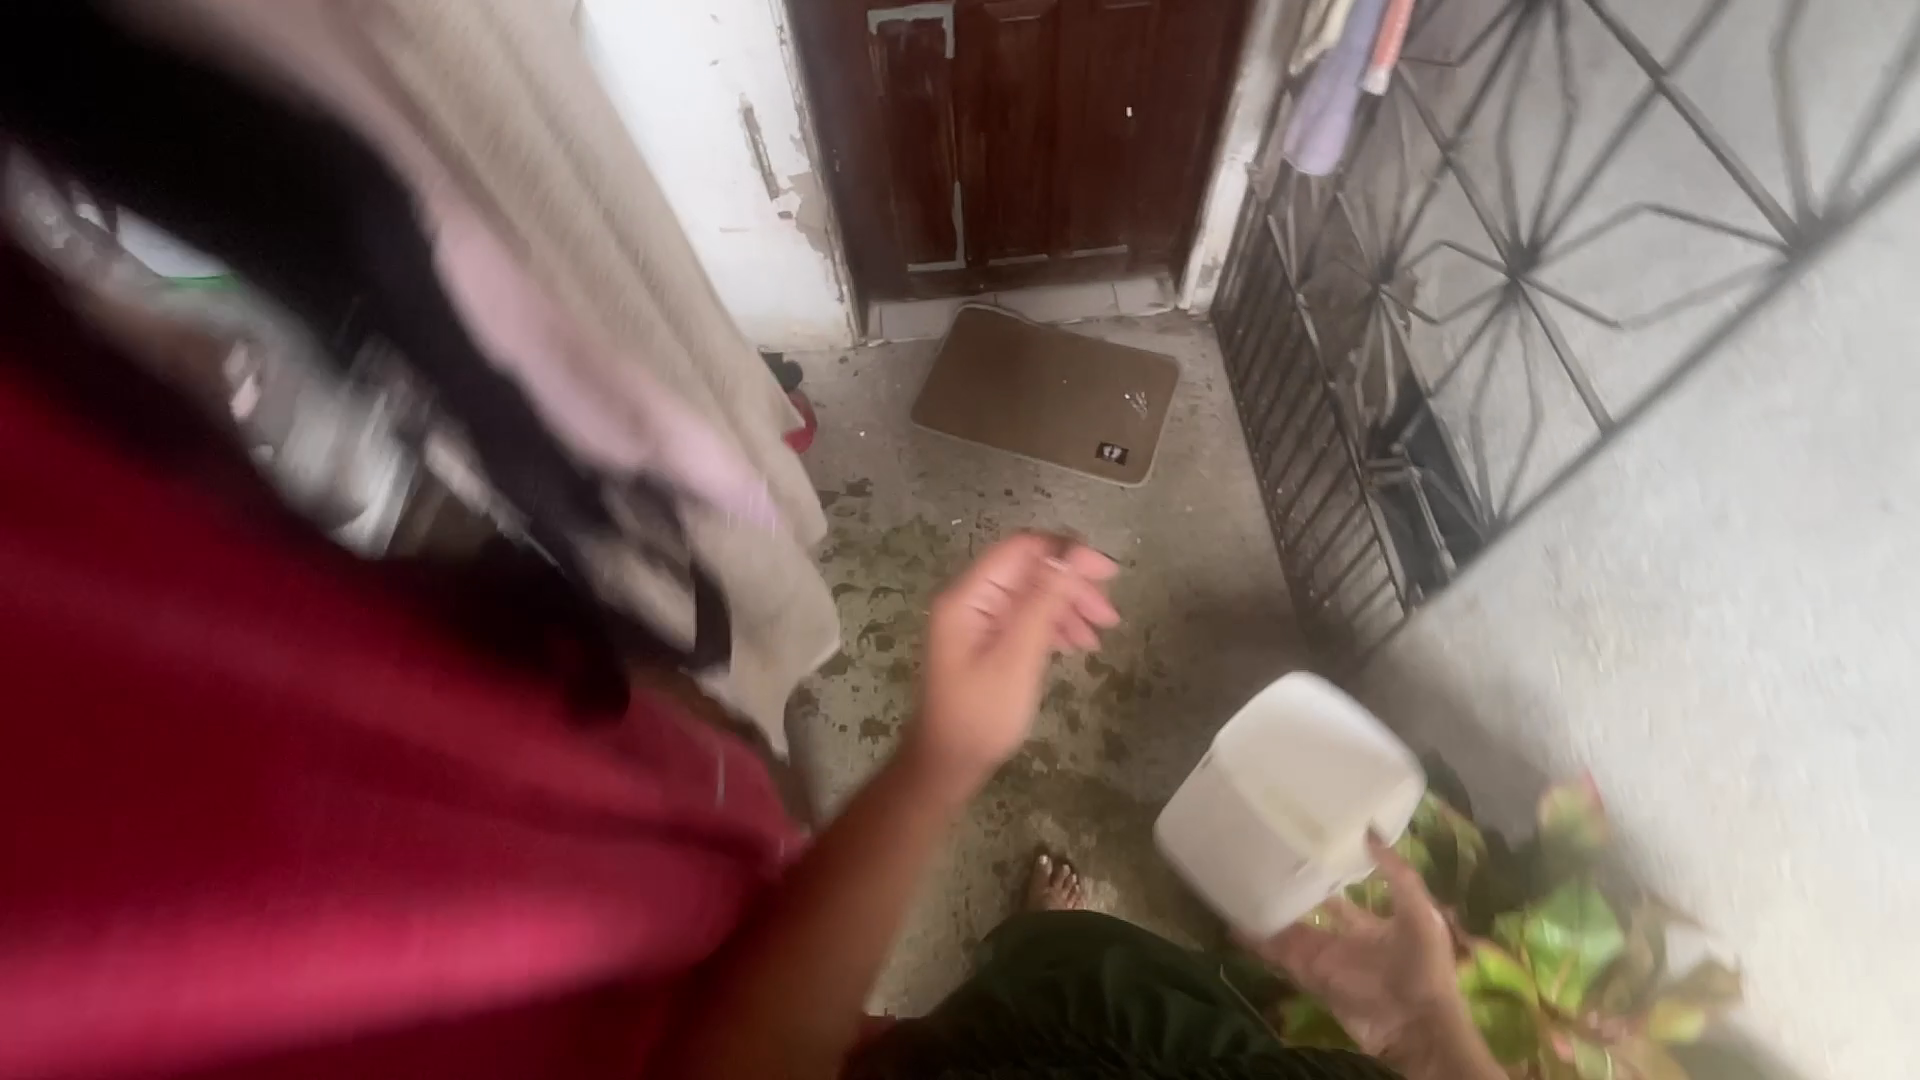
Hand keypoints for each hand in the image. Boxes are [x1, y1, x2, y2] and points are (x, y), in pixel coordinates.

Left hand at [908, 533, 1118, 783]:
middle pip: (1030, 570)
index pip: (1022, 549)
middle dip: (1072, 585)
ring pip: (1032, 594)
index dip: (1067, 553)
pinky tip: (1077, 646)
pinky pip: (1025, 617)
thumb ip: (1043, 602)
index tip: (1108, 575)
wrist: (949, 763)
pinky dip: (1053, 625)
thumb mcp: (1018, 657)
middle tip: (1109, 615)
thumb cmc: (982, 715)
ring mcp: (978, 619)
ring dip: (1068, 607)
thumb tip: (1071, 553)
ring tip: (1099, 636)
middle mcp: (971, 598)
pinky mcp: (987, 639)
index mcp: (969, 595)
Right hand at [1245, 834, 1467, 1061]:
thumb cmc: (1422, 968)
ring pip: (1282, 927)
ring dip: (1260, 910)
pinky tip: (1229, 920)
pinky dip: (1251, 939)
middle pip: (1303, 908)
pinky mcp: (1304, 973)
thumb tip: (1370, 830)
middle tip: (1255, 858)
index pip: (1338, 893)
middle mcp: (1339, 938)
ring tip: (1231, 882)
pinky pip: (1273, 953)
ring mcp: (1319, 956)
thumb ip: (1398, 874)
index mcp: (1367, 924)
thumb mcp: (1419, 915)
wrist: (1414, 1026)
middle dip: (1283, 889)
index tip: (1297, 846)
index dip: (1321, 873)